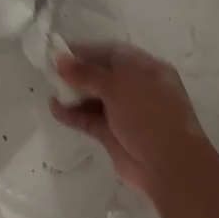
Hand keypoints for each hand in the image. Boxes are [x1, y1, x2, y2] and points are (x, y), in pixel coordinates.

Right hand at [48, 42, 210, 194]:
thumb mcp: (119, 87)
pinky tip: (55, 109)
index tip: (58, 52)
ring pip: (94, 98)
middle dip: (77, 73)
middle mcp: (137, 89)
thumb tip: (59, 59)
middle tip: (50, 72)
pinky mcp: (113, 134)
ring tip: (50, 91)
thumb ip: (87, 73)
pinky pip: (89, 118)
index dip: (86, 51)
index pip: (113, 53)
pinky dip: (73, 114)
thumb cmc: (149, 116)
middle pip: (102, 75)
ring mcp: (125, 112)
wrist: (168, 165)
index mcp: (147, 70)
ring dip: (73, 94)